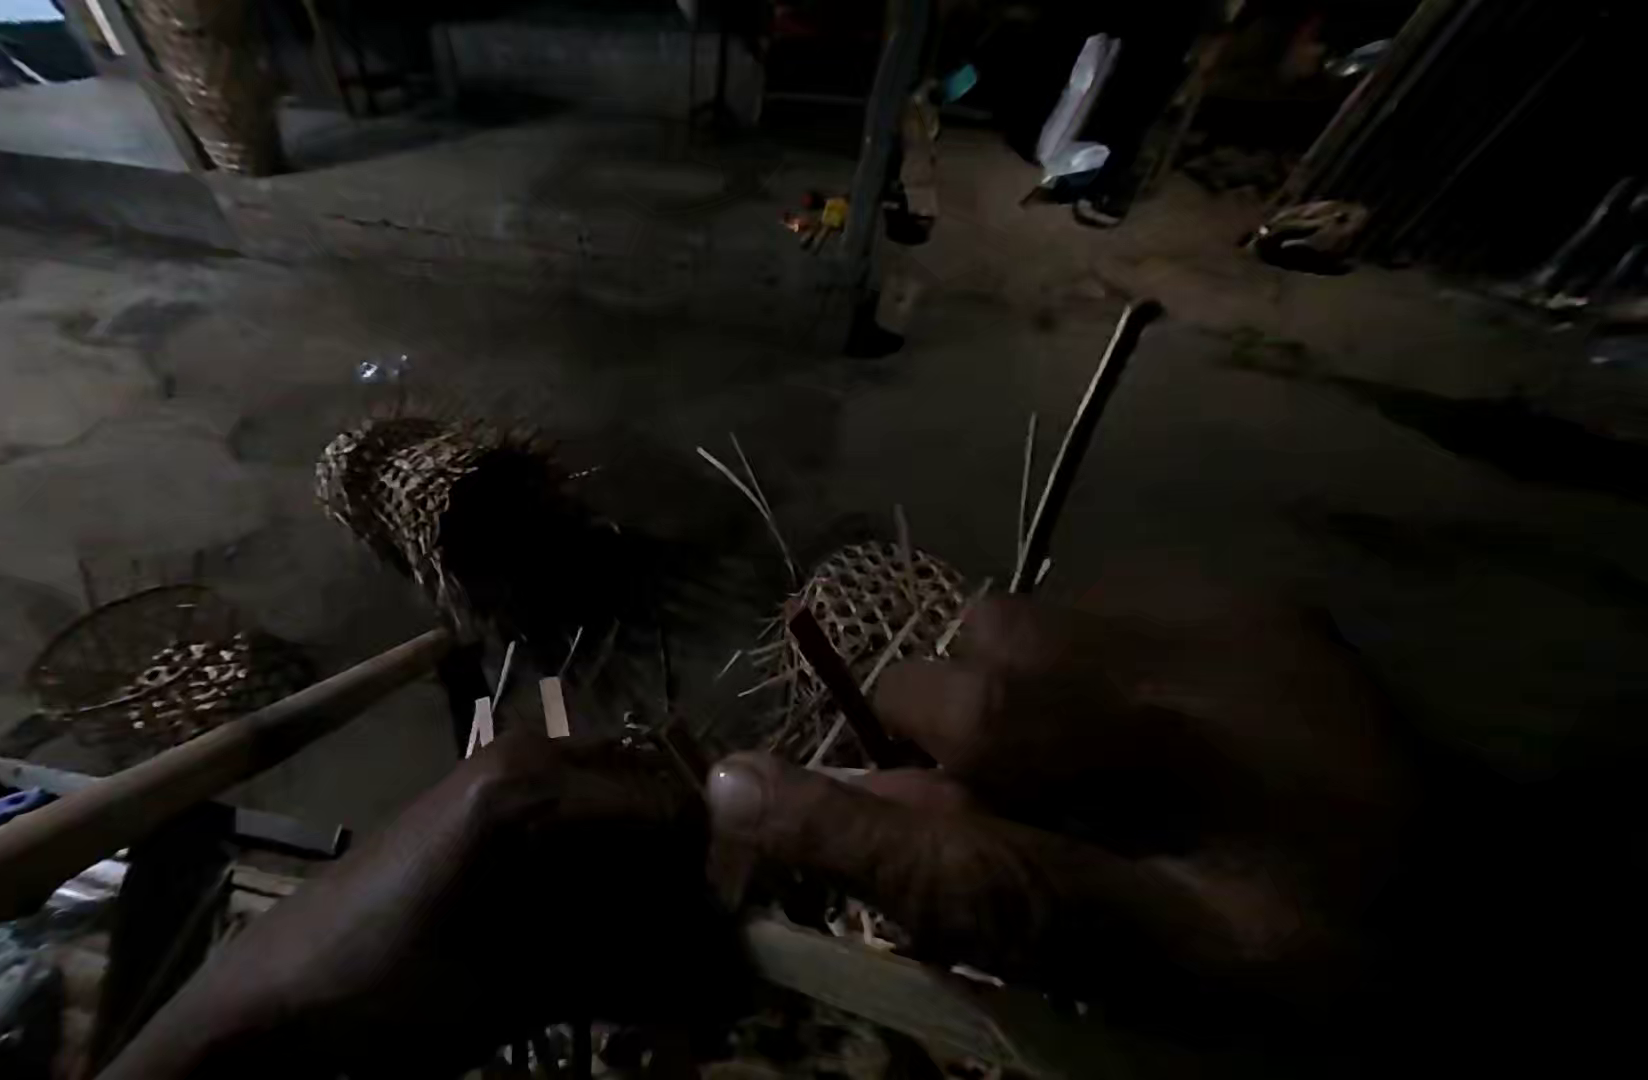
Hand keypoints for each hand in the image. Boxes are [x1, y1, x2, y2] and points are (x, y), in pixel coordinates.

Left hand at [105, 731, 742, 1078]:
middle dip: (675, 852)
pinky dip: (605, 838)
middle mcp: (531, 751)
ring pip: (617, 784)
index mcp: (534, 788)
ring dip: (642, 846)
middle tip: (687, 918)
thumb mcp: (527, 983)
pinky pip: (580, 791)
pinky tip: (598, 891)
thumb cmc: (401, 990)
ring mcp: (510, 757)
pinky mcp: (495, 777)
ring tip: (644, 912)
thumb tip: (727, 965)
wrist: (287, 992)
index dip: (706, 862)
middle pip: (646, 784)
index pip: (663, 804)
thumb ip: (633, 961)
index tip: (727, 918)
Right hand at [706, 595, 1413, 1022]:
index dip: (851, 833)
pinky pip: (1056, 596)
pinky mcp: (1237, 588)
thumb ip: (981, 897)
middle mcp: (1255, 755)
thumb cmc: (1292, 968)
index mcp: (1245, 930)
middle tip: (1000, 776)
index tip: (734, 791)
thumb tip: (843, 803)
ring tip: (1072, 733)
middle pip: (980, 698)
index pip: (992, 879)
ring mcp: (1248, 638)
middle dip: (943, 735)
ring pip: (999, 622)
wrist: (1491, 889)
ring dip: (993, 683)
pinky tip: (1120, 695)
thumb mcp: (1131, 979)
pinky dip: (1050, 648)